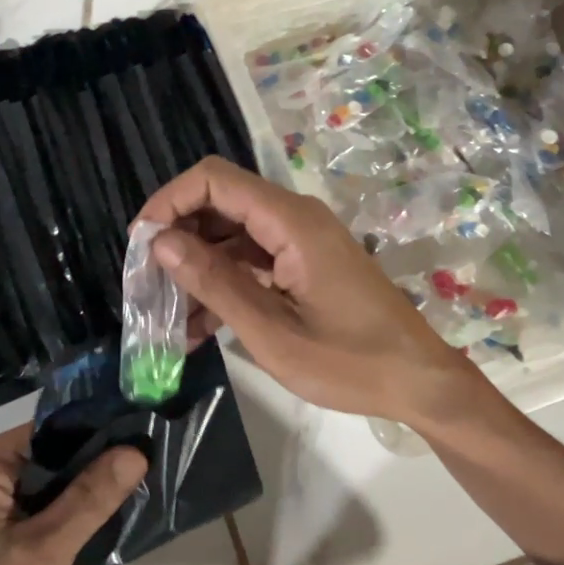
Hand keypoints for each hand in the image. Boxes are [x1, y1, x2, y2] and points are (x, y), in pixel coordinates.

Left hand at [0, 423, 146, 564]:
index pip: (49, 430)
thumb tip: (137, 451)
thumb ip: (89, 499)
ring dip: (83, 487)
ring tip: (133, 482)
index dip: (93, 432)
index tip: (139, 436)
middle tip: (144, 463)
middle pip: (50, 453)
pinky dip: (67, 509)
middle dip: (92, 462)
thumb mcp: (45, 550)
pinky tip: (102, 511)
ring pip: (49, 479)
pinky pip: (39, 502)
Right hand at [138, 156, 483, 423]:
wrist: (421, 384)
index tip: (141, 244)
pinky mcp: (301, 262)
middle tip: (148, 286)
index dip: (169, 201)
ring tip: (169, 318)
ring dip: (195, 267)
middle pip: (218, 203)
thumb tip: (160, 242)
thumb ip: (214, 282)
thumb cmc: (351, 362)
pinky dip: (221, 283)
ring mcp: (298, 240)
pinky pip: (249, 257)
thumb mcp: (272, 332)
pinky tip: (200, 327)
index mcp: (290, 221)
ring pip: (229, 233)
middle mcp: (292, 217)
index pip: (214, 180)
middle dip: (177, 238)